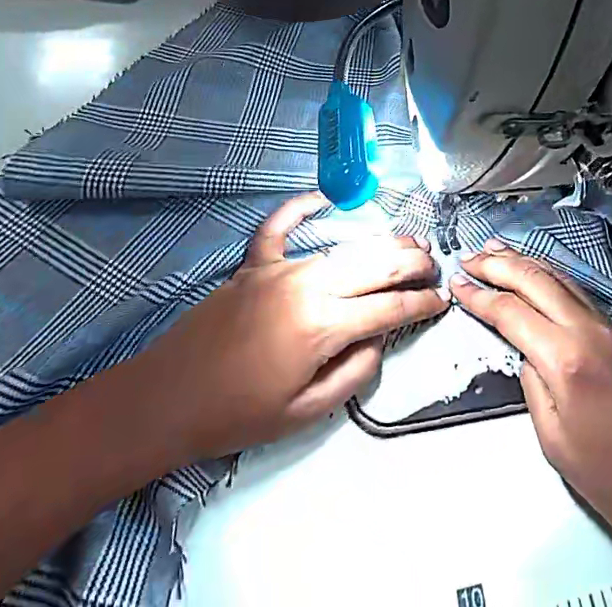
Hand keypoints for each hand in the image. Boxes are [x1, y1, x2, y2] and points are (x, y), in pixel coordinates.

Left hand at [121, 193, 446, 461]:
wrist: (169, 396)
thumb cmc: (238, 413)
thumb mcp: (305, 411)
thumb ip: (352, 373)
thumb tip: (379, 340)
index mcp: (321, 326)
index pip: (387, 308)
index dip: (420, 304)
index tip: (441, 299)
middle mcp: (304, 286)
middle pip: (371, 266)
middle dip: (409, 263)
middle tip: (434, 263)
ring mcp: (276, 269)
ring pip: (338, 247)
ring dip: (376, 242)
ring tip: (405, 241)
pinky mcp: (252, 264)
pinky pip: (278, 226)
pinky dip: (299, 208)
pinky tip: (321, 197)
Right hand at [451, 244, 611, 606]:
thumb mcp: (554, 440)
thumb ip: (533, 384)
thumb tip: (528, 354)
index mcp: (566, 359)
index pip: (511, 311)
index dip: (478, 296)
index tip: (456, 283)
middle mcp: (590, 331)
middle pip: (536, 279)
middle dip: (498, 264)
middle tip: (469, 257)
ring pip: (562, 278)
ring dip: (526, 261)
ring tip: (497, 250)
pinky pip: (580, 295)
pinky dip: (551, 278)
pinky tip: (538, 277)